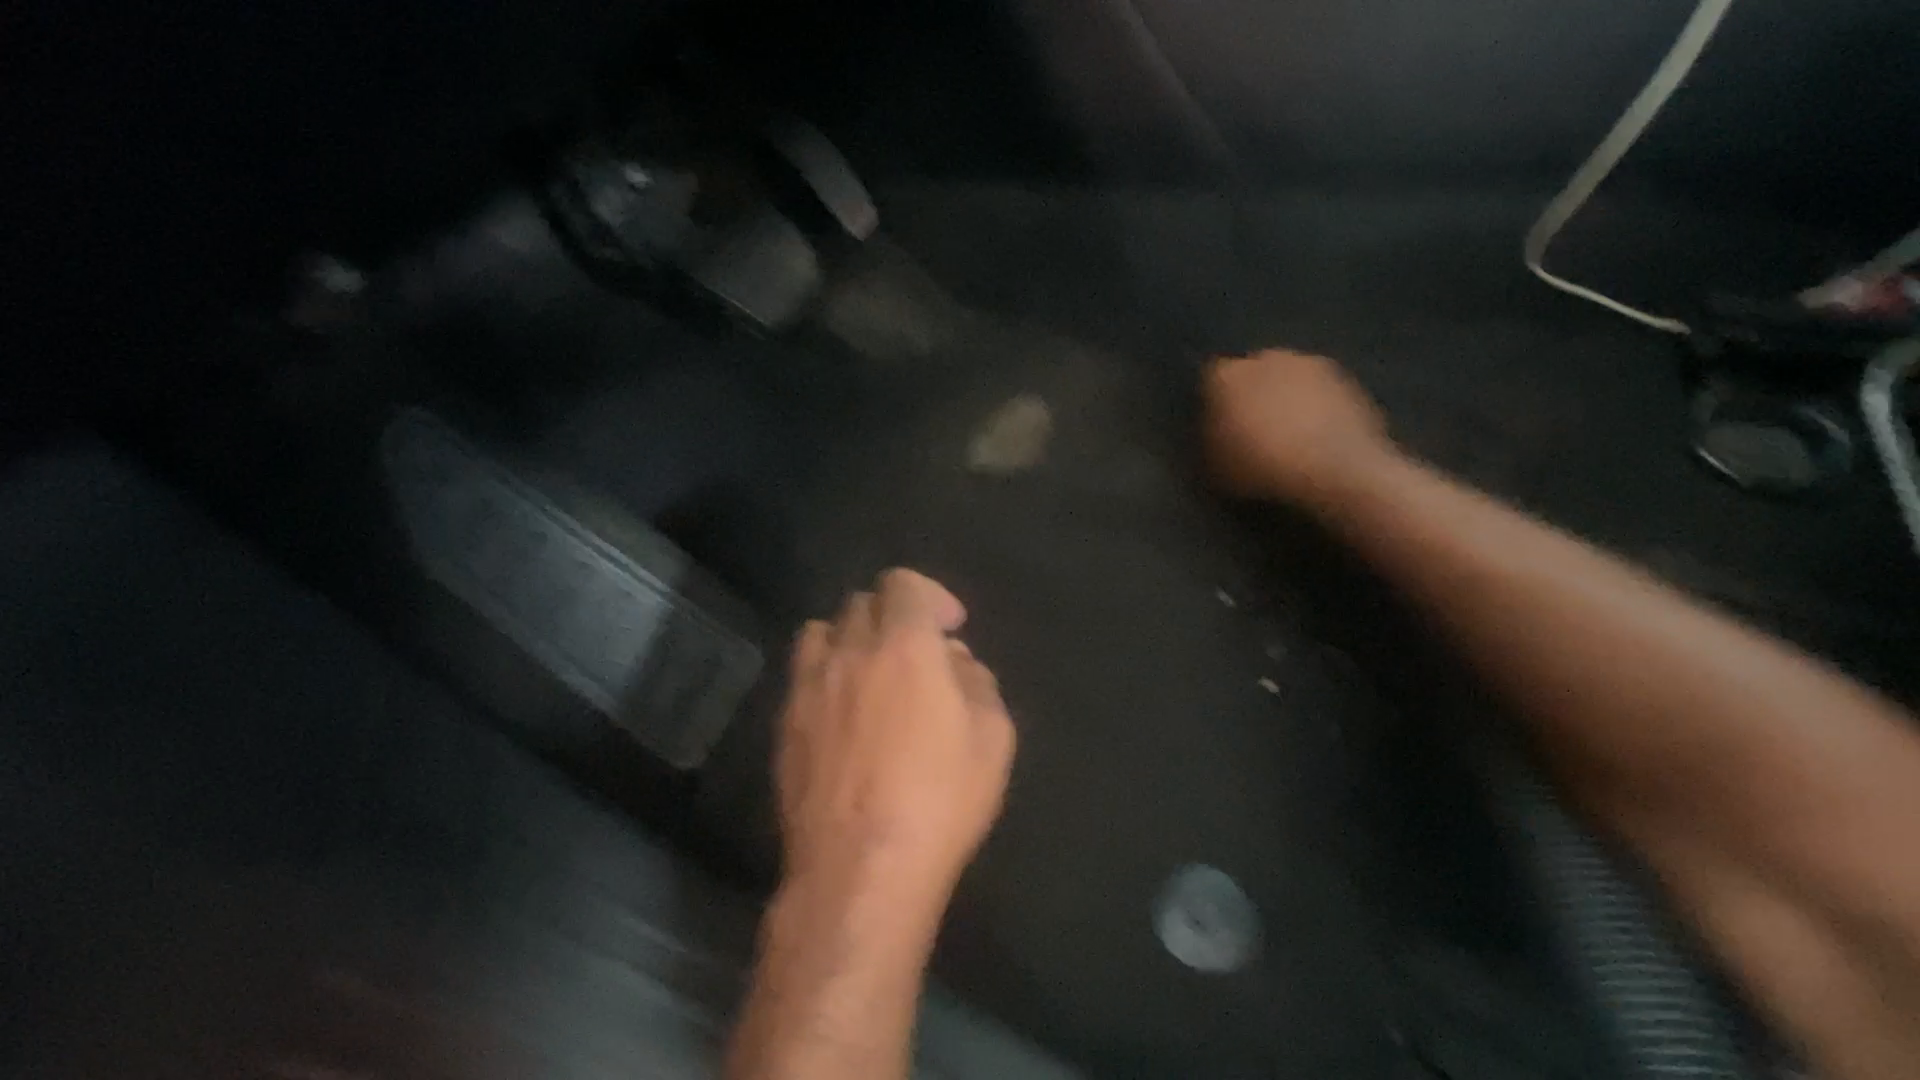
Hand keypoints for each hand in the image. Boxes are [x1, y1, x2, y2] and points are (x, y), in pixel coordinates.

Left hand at [777, 569, 1015, 914]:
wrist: (859, 868)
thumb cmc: (940, 802)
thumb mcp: (993, 740)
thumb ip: (978, 683)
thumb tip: (954, 661)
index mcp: (904, 646)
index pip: (903, 584)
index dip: (930, 596)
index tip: (950, 626)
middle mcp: (849, 652)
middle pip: (861, 603)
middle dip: (893, 615)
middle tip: (916, 654)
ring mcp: (807, 687)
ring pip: (821, 632)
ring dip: (849, 639)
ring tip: (868, 674)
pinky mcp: (783, 725)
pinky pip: (801, 677)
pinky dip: (824, 677)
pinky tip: (841, 716)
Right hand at [1202, 349, 1393, 503]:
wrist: (1336, 470)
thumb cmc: (1263, 468)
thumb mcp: (1215, 468)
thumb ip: (1209, 441)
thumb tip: (1213, 432)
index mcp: (1227, 376)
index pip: (1210, 380)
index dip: (1214, 404)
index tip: (1218, 426)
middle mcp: (1266, 358)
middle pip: (1252, 372)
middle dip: (1251, 394)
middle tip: (1254, 428)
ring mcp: (1310, 364)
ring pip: (1288, 378)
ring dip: (1286, 397)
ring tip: (1291, 433)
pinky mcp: (1346, 378)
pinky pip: (1320, 391)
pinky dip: (1317, 406)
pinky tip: (1319, 434)